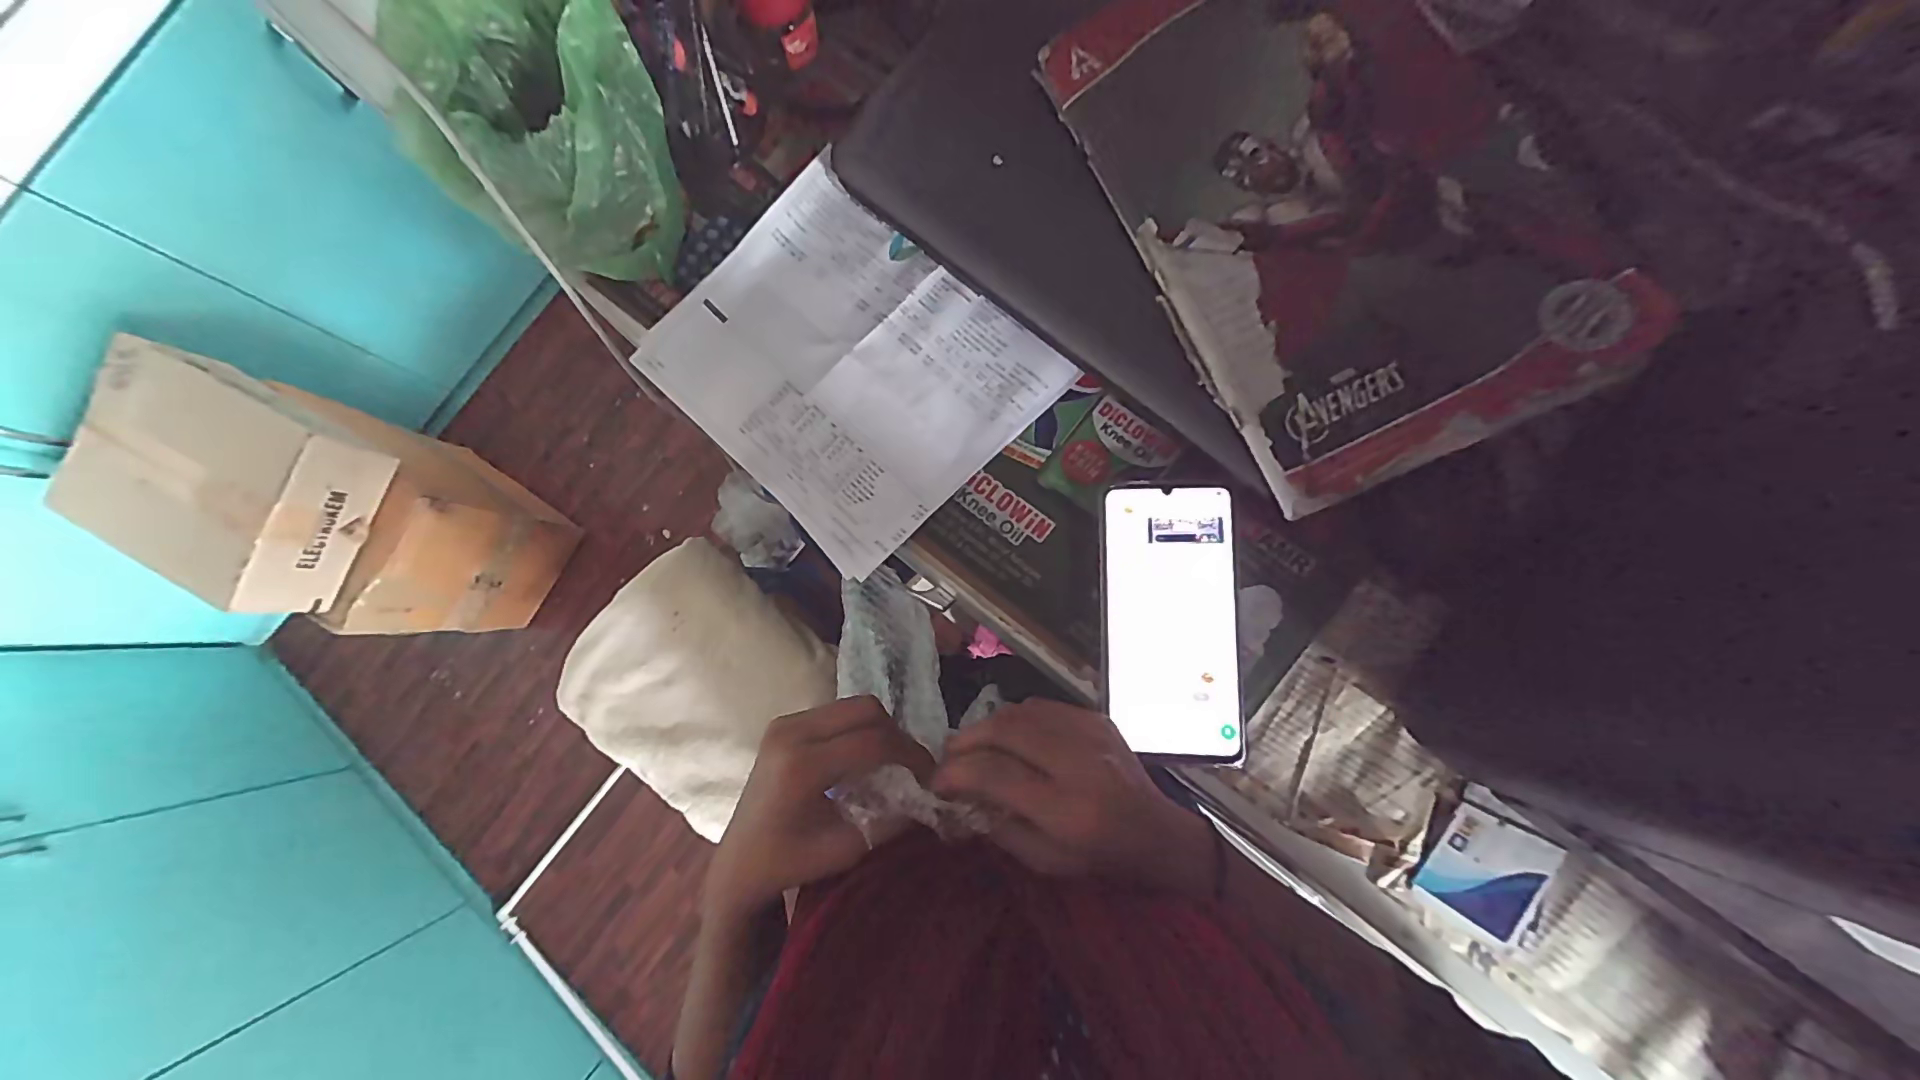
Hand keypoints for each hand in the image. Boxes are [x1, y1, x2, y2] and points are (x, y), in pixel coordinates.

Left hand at [705, 696, 933, 920]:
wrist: (737, 863)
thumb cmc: (788, 863)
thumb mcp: (847, 849)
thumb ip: (891, 821)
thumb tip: (930, 799)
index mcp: (801, 766)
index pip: (872, 742)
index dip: (909, 755)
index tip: (929, 776)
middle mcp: (790, 733)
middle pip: (866, 710)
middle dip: (897, 736)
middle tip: (912, 766)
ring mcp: (784, 723)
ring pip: (853, 706)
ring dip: (879, 730)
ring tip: (891, 762)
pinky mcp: (785, 723)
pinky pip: (837, 713)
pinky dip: (859, 729)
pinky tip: (864, 759)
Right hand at [931, 699, 1212, 895]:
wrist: (1158, 831)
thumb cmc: (1100, 857)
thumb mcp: (1045, 861)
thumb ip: (998, 828)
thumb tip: (959, 798)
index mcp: (1067, 809)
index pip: (995, 775)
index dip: (955, 773)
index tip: (936, 783)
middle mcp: (1078, 762)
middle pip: (1004, 731)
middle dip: (965, 740)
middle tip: (948, 756)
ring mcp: (1089, 733)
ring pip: (1019, 712)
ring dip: (986, 726)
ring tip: (972, 745)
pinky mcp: (1095, 718)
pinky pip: (1041, 707)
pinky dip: (1014, 719)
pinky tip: (1008, 737)